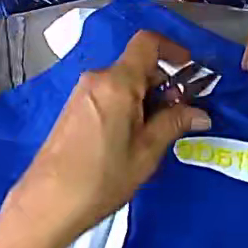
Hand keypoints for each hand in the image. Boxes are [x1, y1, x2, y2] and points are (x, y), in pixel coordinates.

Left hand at [0, 31, 208, 247]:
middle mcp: (98, 79)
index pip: (148, 42)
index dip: (172, 49)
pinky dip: (127, 105)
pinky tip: (130, 138)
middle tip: (179, 114)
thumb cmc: (101, 177)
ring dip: (145, 98)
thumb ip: (174, 123)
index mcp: (118, 82)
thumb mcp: (147, 152)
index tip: (188, 69)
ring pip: (124, 82)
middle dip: (162, 84)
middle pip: (138, 65)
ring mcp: (82, 93)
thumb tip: (201, 114)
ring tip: (155, 132)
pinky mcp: (73, 109)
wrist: (45, 205)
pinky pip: (108, 94)